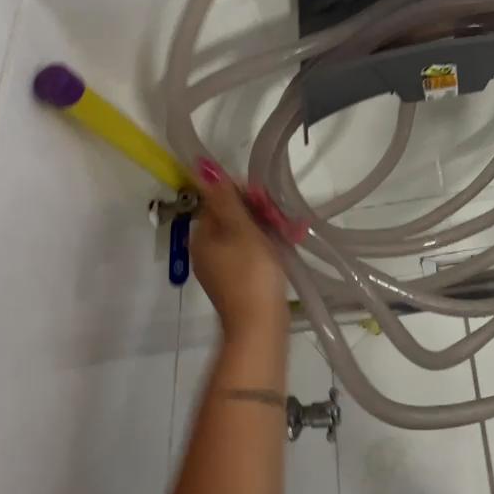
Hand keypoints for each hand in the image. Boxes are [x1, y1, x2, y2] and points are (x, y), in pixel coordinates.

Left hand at [191, 159, 288, 342]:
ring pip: (245, 233)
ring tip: (291, 230)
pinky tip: (288, 243)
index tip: (267, 200)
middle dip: (260, 211)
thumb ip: (225, 198)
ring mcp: (223, 267)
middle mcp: (207, 250)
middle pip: (233, 216)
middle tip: (282, 217)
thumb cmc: (251, 272)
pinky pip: (252, 252)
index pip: (220, 200)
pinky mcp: (238, 281)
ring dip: (268, 227)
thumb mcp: (241, 229)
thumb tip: (201, 167)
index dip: (245, 194)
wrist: (259, 325)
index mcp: (203, 236)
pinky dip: (268, 245)